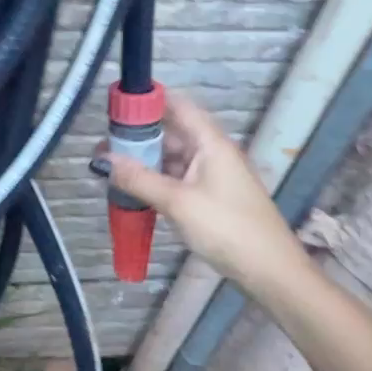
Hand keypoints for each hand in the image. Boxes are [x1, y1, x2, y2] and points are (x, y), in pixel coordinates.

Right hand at [97, 90, 311, 299]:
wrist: (269, 270)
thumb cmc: (226, 227)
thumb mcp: (178, 202)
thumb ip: (139, 179)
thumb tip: (102, 159)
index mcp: (211, 143)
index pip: (179, 106)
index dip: (150, 100)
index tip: (117, 103)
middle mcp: (213, 153)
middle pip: (172, 133)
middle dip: (138, 137)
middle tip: (102, 145)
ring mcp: (213, 177)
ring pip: (173, 159)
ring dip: (145, 162)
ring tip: (110, 168)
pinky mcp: (211, 198)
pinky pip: (178, 180)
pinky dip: (156, 181)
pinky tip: (134, 190)